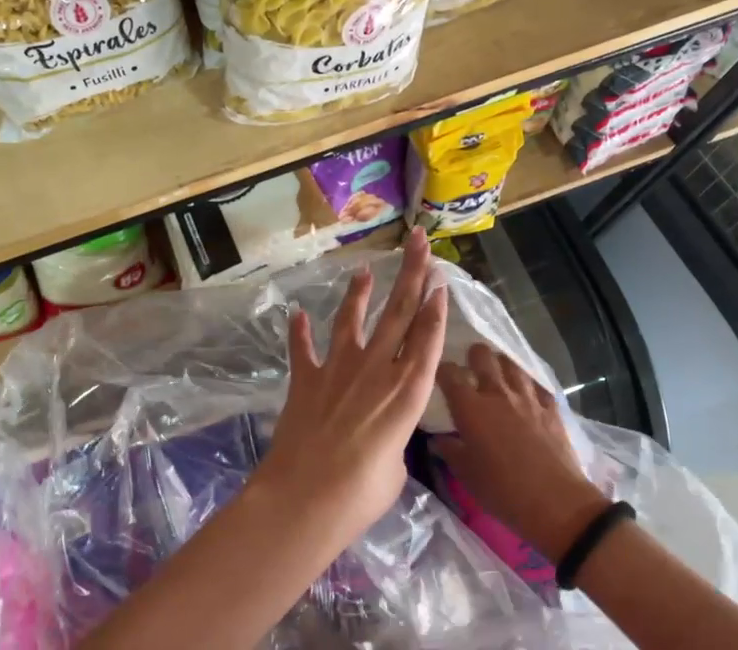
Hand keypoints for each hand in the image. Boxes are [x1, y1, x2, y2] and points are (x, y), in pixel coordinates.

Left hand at [254, 228, 448, 543]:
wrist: (305, 495)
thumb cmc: (363, 493)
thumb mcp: (396, 466)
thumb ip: (393, 437)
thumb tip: (382, 431)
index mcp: (408, 390)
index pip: (428, 337)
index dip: (436, 305)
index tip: (441, 278)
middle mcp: (377, 368)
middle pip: (399, 311)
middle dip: (412, 273)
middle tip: (420, 241)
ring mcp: (338, 368)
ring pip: (353, 318)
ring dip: (360, 292)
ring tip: (365, 270)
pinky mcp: (305, 377)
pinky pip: (302, 347)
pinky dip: (298, 330)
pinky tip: (296, 313)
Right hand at [431, 343, 607, 560]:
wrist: (556, 503)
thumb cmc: (502, 490)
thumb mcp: (465, 474)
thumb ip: (449, 450)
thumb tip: (436, 439)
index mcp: (470, 406)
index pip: (449, 372)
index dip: (441, 370)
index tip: (440, 378)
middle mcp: (497, 392)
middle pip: (482, 355)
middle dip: (473, 356)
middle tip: (470, 369)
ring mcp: (527, 397)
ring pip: (511, 364)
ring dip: (501, 365)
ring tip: (498, 376)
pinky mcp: (551, 408)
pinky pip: (537, 386)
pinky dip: (528, 386)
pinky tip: (526, 395)